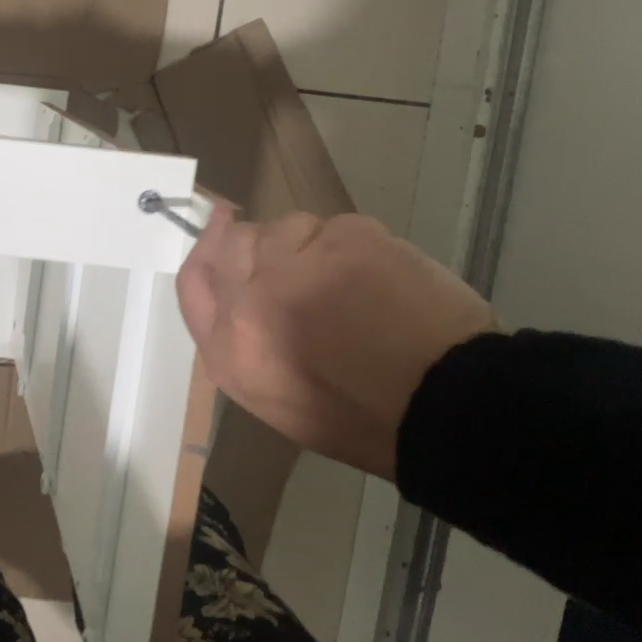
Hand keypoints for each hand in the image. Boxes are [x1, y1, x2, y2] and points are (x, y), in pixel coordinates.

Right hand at [176, 206, 497, 480]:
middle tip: (298, 272)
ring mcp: (299, 261)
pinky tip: (376, 279)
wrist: (447, 406)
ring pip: (288, 228)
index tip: (218, 226)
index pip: (194, 278)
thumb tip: (228, 281)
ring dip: (306, 247)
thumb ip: (233, 335)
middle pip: (235, 241)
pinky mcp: (349, 237)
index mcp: (230, 347)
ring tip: (345, 284)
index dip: (204, 248)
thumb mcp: (270, 393)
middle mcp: (251, 297)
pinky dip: (351, 246)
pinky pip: (336, 227)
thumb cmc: (356, 415)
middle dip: (261, 249)